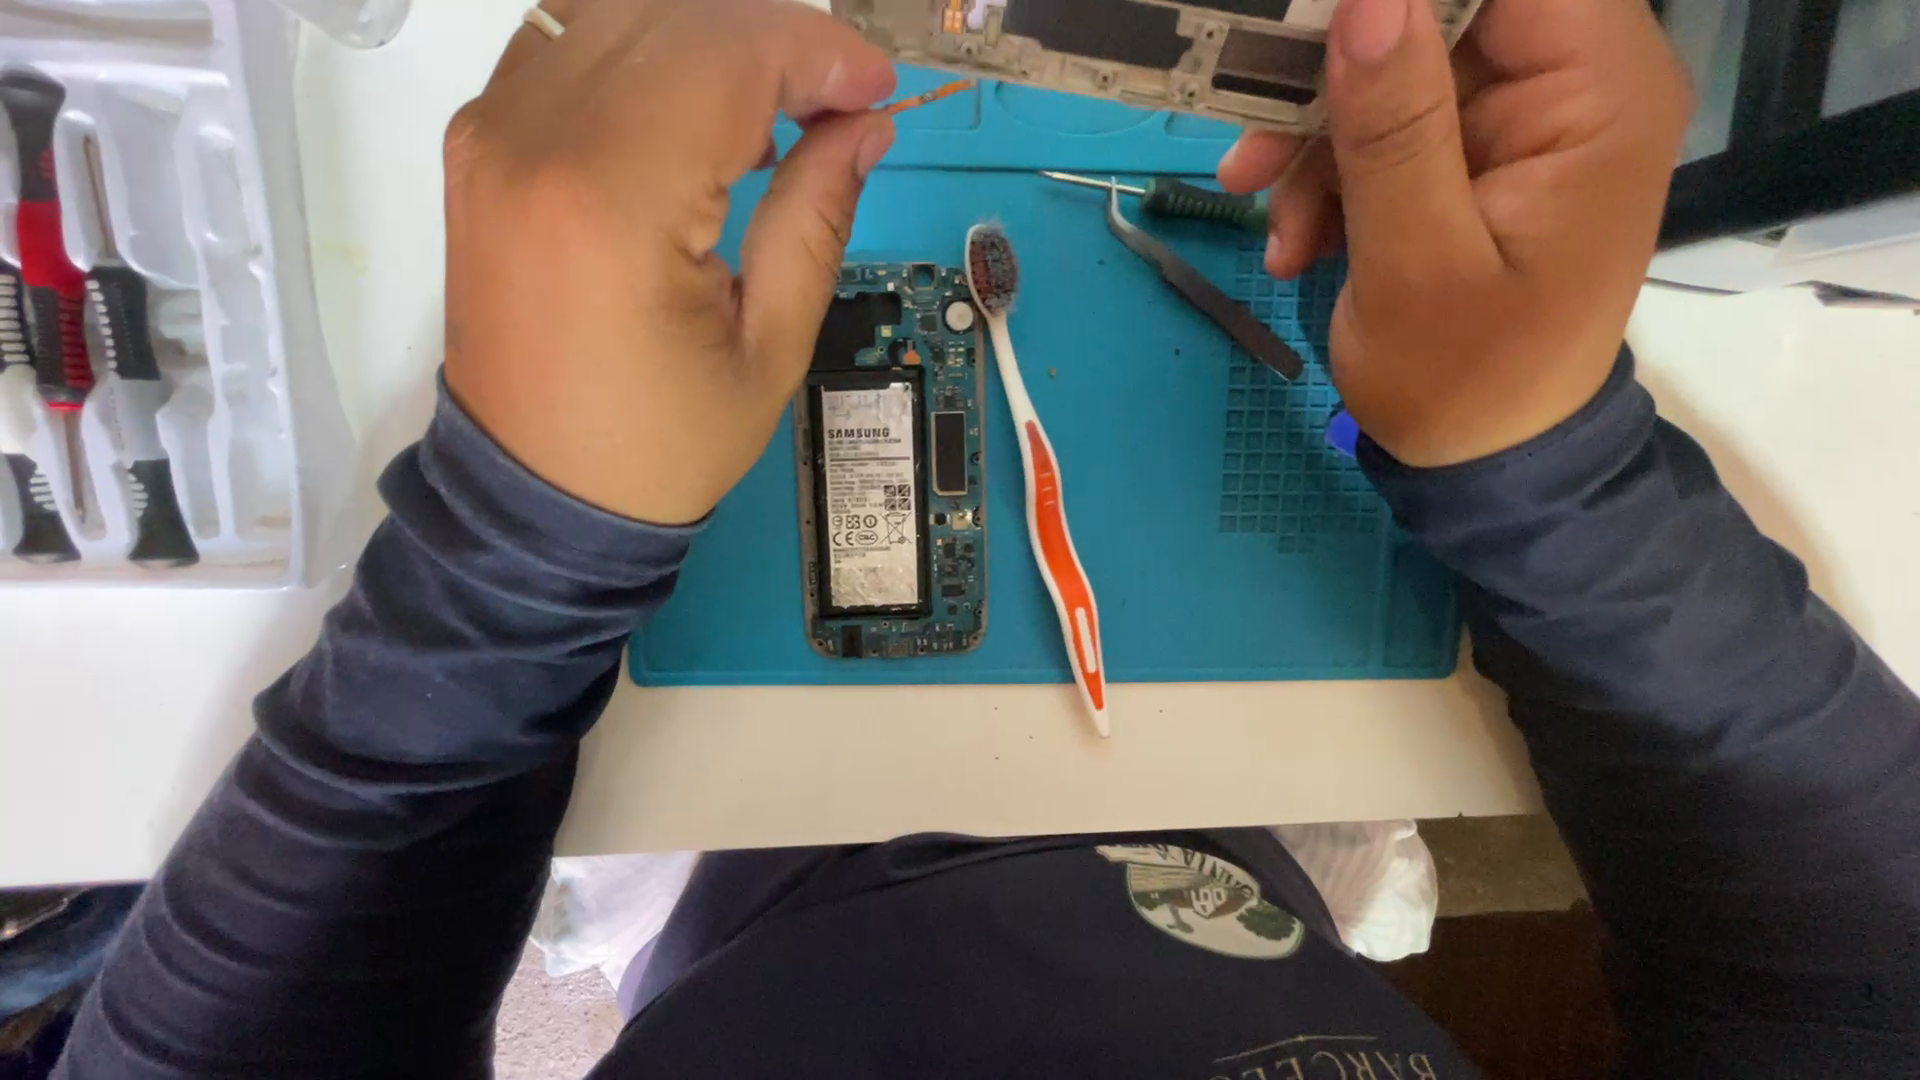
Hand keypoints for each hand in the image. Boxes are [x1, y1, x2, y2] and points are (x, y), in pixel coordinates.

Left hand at [442, 0, 897, 523]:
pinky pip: (569, 44)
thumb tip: (865, 126)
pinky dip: (648, 51)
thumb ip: (817, 219)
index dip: (816, 51)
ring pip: (613, 8)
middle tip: (841, 98)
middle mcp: (533, 139)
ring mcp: (491, 133)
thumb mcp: (771, 348)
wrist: (543, 496)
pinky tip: (699, 114)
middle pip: (671, 13)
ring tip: (778, 108)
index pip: (724, 56)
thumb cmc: (667, 443)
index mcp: (613, 204)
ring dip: (711, 38)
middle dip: (775, 37)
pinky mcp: (479, 145)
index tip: (877, 86)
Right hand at [1216, 0, 1690, 466]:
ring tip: (1279, 241)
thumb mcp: (1416, 263)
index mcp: (1592, 96)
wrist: (1473, 457)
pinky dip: (1323, 193)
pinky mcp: (1458, 174)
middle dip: (1328, 93)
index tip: (1301, 40)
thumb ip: (1395, 131)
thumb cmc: (1460, 378)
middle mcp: (1561, 94)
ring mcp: (1506, 136)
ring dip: (1311, 160)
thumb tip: (1367, 0)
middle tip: (1250, 159)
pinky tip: (1296, 252)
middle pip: (1430, 30)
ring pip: (1387, 90)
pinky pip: (1377, 147)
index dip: (1395, 2)